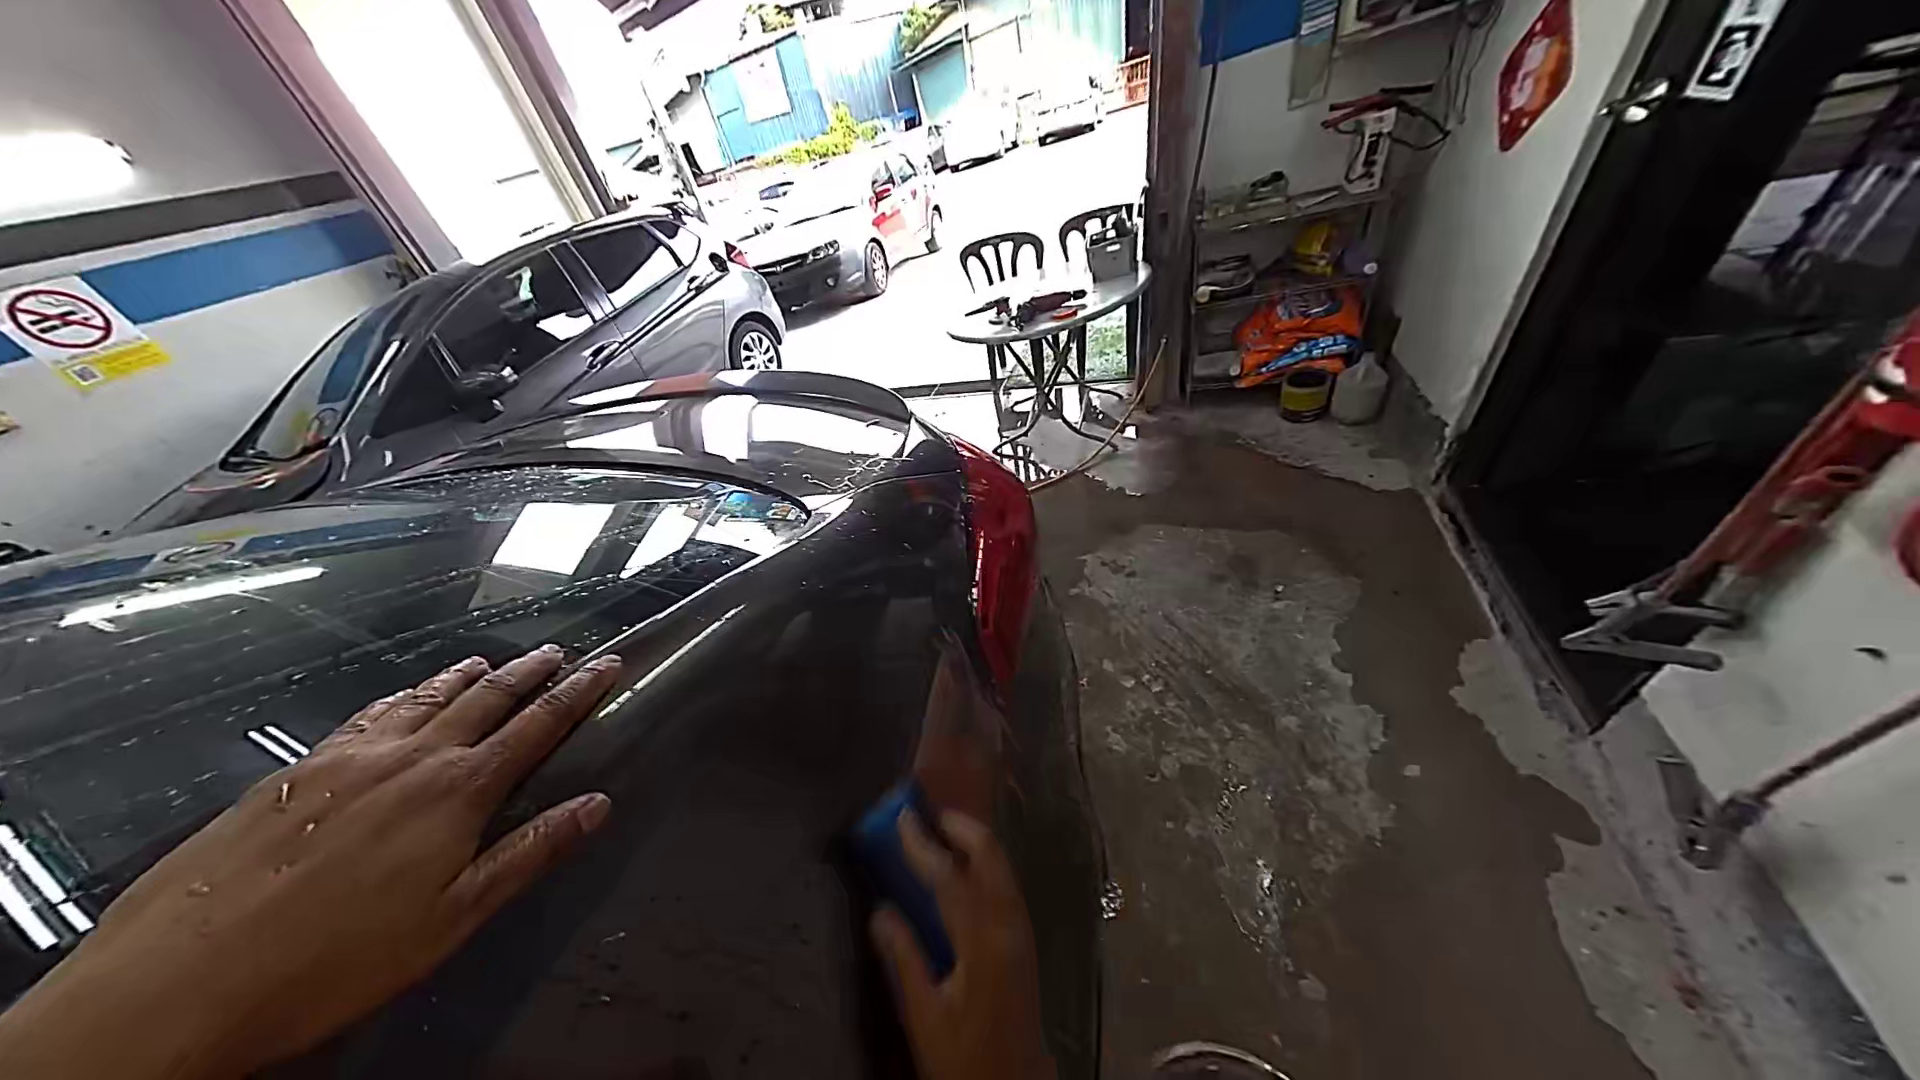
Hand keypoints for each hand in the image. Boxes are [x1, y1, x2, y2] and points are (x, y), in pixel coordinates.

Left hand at [0, 646, 622, 1079]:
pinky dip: (403, 694)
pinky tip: (405, 694)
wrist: (175, 987)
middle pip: (486, 698)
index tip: (607, 664)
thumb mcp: (454, 916)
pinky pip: (368, 714)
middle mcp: (413, 758)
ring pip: (426, 698)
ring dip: (466, 675)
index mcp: (458, 791)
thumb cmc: (338, 957)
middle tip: (558, 651)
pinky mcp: (299, 770)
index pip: (538, 726)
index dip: (578, 692)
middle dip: (530, 672)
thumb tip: (598, 804)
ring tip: (490, 659)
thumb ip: (531, 851)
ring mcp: (351, 758)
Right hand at [870, 809, 1055, 1079]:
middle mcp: (1009, 926)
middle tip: (930, 815)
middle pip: (991, 858)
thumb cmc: (966, 1059)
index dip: (923, 845)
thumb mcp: (924, 1017)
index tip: (903, 819)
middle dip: (962, 828)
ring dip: (975, 842)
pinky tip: (966, 865)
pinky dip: (986, 861)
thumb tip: (881, 911)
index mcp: (982, 944)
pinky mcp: (1024, 938)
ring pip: (1002, 867)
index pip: (949, 878)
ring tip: (944, 830)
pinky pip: (1005, 882)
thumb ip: (903, 960)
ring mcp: (1022, 930)